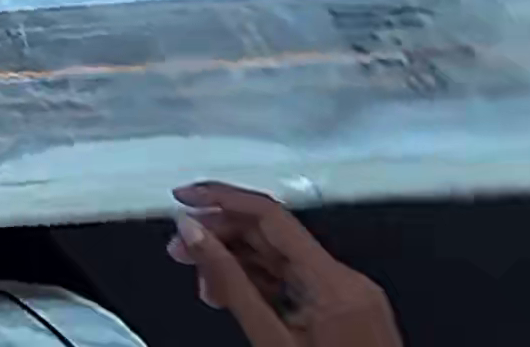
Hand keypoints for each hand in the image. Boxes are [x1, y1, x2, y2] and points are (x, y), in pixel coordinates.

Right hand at [168, 181, 401, 346]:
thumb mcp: (270, 338)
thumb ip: (227, 278)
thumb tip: (189, 229)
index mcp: (336, 284)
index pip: (268, 215)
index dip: (219, 197)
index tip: (182, 198)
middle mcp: (347, 282)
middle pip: (267, 235)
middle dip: (218, 237)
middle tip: (181, 249)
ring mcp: (348, 297)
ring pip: (272, 256)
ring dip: (230, 261)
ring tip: (205, 283)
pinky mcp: (342, 310)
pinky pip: (286, 277)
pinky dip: (252, 280)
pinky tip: (231, 295)